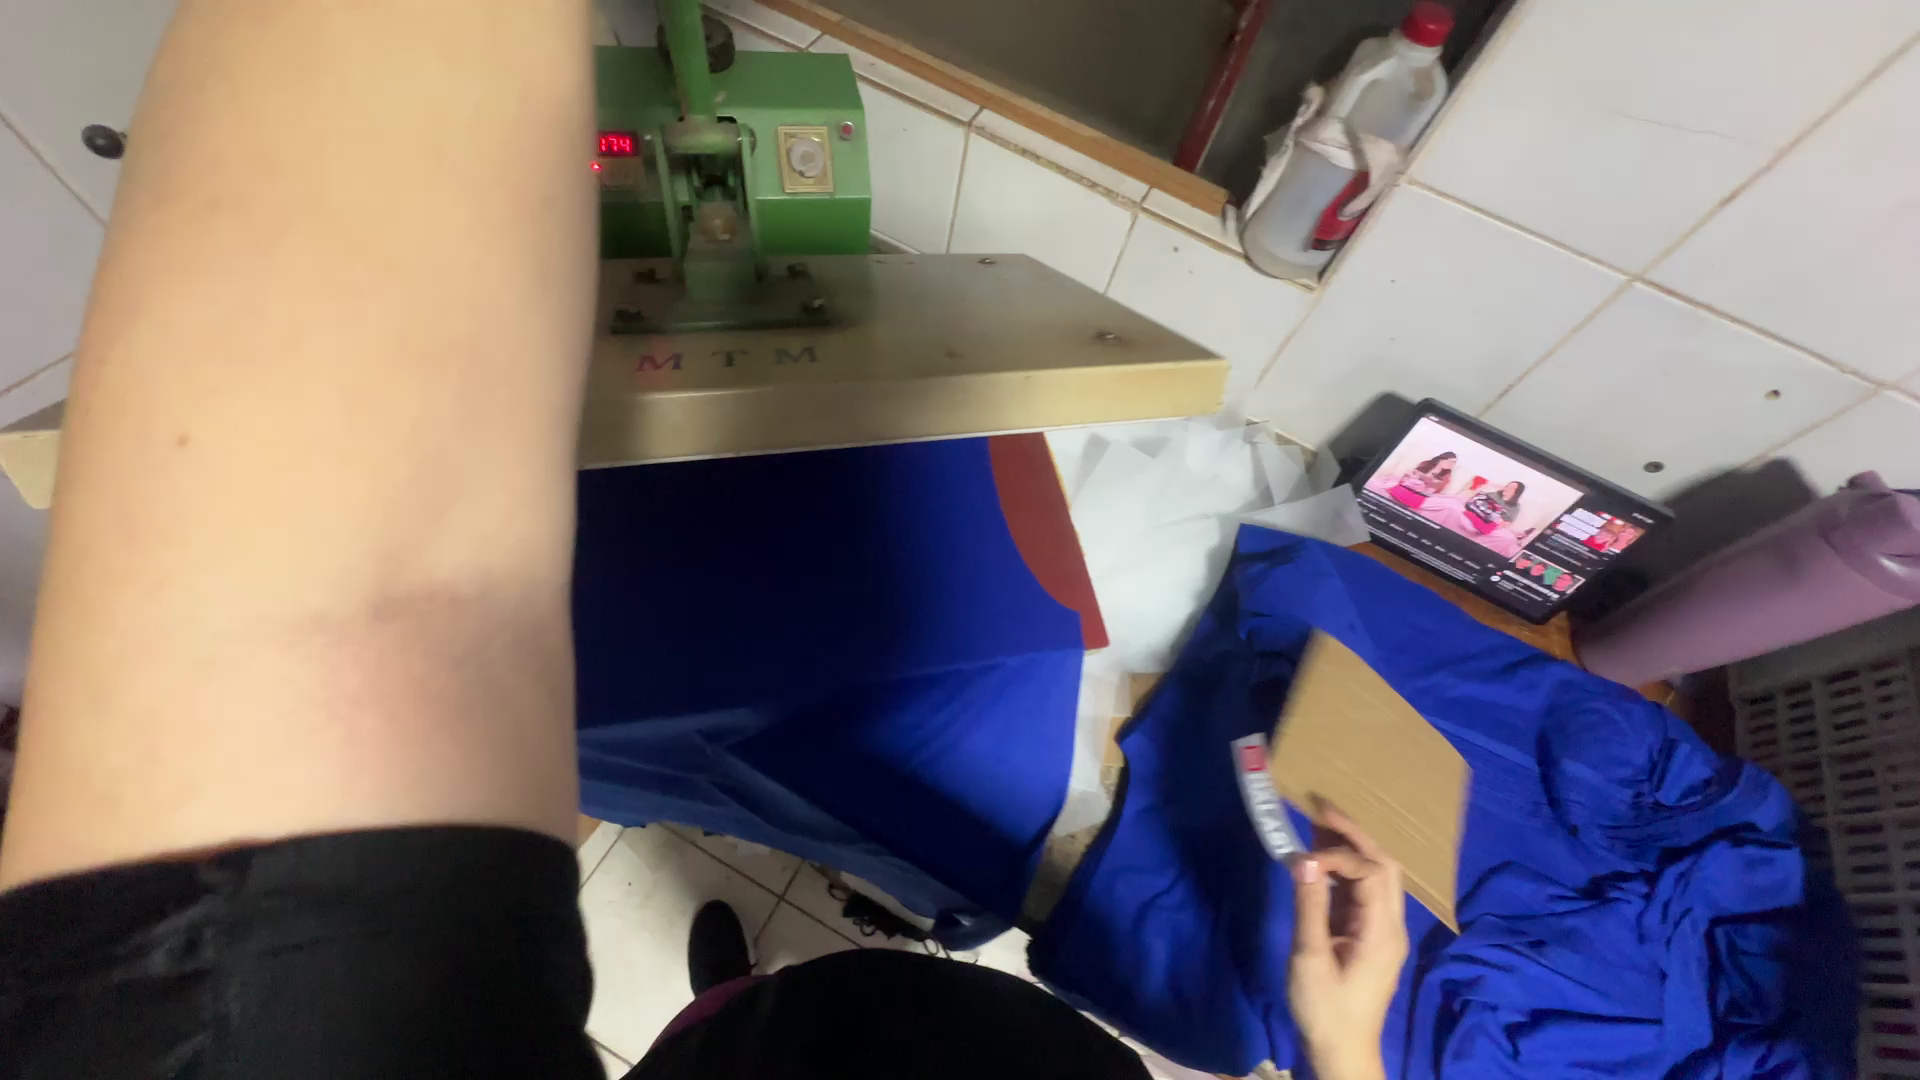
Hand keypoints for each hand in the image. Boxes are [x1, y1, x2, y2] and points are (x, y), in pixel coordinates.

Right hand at [1287, 801, 1408, 1079]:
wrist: (1342, 1051)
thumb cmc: (1325, 1008)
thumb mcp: (1309, 958)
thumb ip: (1309, 906)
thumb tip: (1303, 859)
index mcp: (1381, 931)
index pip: (1370, 873)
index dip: (1337, 857)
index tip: (1302, 860)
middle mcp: (1389, 925)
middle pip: (1383, 865)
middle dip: (1353, 833)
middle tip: (1318, 805)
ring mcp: (1380, 930)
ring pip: (1375, 874)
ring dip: (1349, 846)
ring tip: (1316, 820)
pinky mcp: (1367, 934)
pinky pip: (1361, 889)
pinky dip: (1342, 866)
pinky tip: (1318, 855)